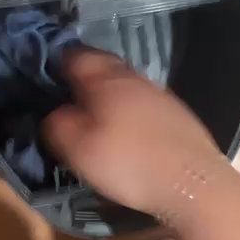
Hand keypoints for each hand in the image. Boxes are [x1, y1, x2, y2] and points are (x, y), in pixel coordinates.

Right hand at [42, 49, 239, 224]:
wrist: (193, 184)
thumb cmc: (129, 163)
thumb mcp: (78, 149)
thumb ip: (57, 124)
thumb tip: (55, 112)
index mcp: (105, 79)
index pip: (74, 55)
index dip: (55, 64)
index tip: (46, 81)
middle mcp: (133, 77)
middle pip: (102, 66)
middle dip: (82, 77)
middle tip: (67, 99)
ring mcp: (159, 94)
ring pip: (124, 83)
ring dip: (107, 94)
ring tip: (95, 116)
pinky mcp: (177, 114)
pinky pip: (143, 101)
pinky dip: (129, 109)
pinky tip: (128, 131)